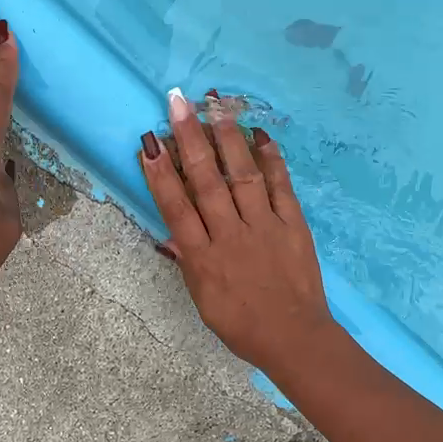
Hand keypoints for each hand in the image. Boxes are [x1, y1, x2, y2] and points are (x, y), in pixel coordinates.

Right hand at [139, 91, 336, 370]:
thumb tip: (170, 236)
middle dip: (190, 141)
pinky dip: (270, 158)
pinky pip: (280, 185)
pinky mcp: (293, 225)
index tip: (149, 144)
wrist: (292, 338)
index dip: (161, 176)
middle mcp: (230, 237)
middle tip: (178, 103)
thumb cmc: (242, 327)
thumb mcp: (205, 303)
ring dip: (228, 138)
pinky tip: (260, 134)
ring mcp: (263, 228)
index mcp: (204, 260)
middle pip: (207, 183)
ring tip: (216, 104)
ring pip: (242, 175)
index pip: (177, 210)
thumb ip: (190, 265)